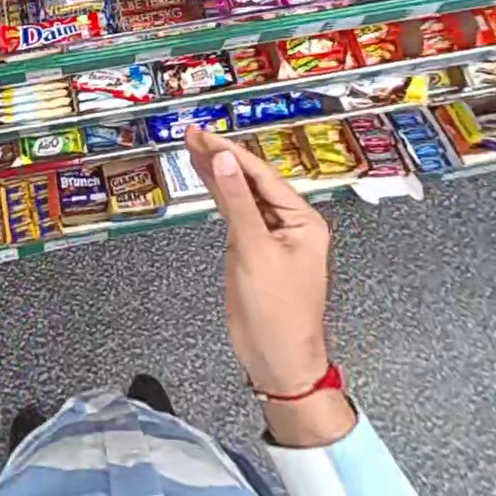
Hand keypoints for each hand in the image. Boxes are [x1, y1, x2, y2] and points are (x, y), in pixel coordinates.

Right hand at [185, 127, 356, 447]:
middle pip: (250, 179)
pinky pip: (232, 209)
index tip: (207, 136)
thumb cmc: (279, 313)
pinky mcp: (249, 245)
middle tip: (194, 134)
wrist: (276, 360)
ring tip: (193, 146)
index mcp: (302, 219)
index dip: (232, 153)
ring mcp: (267, 232)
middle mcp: (287, 221)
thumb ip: (238, 202)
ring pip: (239, 192)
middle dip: (222, 156)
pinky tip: (204, 174)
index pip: (262, 174)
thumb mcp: (256, 250)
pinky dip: (217, 191)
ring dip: (216, 170)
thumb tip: (225, 161)